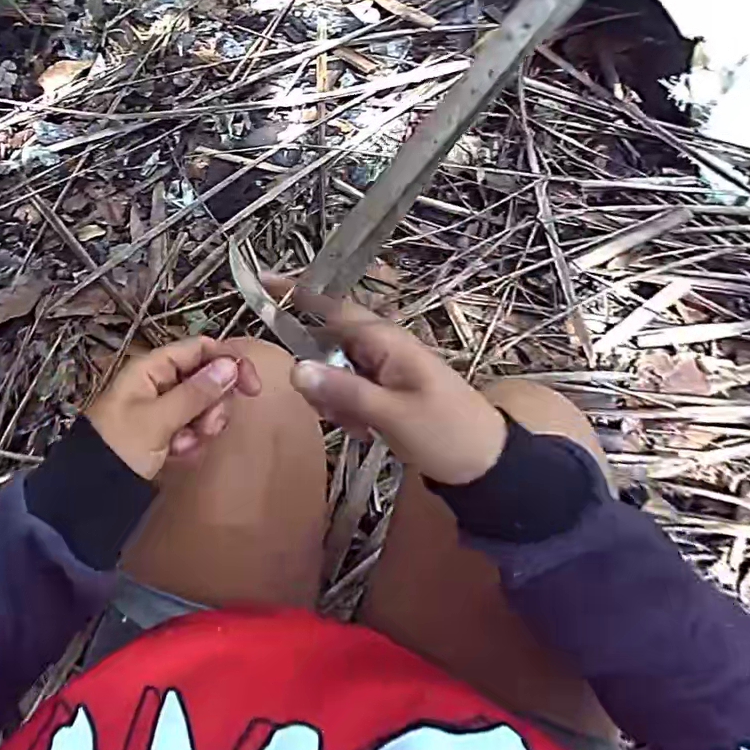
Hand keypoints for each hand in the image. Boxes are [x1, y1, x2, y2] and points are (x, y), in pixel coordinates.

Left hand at [83, 337, 260, 479]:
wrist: (88, 494)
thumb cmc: (117, 448)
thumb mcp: (158, 419)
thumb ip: (196, 393)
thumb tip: (231, 365)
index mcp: (152, 368)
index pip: (200, 349)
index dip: (228, 362)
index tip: (252, 387)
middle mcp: (159, 382)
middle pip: (206, 379)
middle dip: (213, 405)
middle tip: (207, 428)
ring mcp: (162, 408)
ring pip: (202, 406)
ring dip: (201, 427)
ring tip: (183, 446)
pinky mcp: (163, 432)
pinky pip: (191, 428)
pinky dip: (190, 442)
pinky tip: (177, 455)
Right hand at [264, 274, 506, 484]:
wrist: (486, 467)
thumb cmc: (446, 433)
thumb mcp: (392, 415)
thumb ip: (343, 390)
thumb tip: (295, 369)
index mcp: (385, 340)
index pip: (332, 307)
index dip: (297, 293)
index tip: (263, 282)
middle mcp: (379, 346)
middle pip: (324, 344)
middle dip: (318, 375)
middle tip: (330, 410)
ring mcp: (381, 367)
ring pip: (332, 370)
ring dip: (333, 398)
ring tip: (358, 425)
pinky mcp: (382, 388)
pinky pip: (345, 389)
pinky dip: (345, 410)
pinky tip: (364, 431)